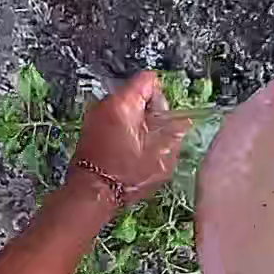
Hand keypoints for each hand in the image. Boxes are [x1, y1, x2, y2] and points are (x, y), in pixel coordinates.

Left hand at [69, 71, 189, 205]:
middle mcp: (106, 103)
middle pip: (136, 95)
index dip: (161, 97)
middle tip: (154, 138)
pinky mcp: (90, 130)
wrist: (92, 193)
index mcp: (124, 103)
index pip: (148, 80)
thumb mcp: (160, 156)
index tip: (163, 119)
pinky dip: (123, 132)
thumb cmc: (125, 175)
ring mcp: (95, 116)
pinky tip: (127, 152)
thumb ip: (174, 135)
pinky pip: (113, 121)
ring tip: (141, 148)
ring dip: (137, 124)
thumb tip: (183, 123)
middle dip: (149, 113)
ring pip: (125, 110)